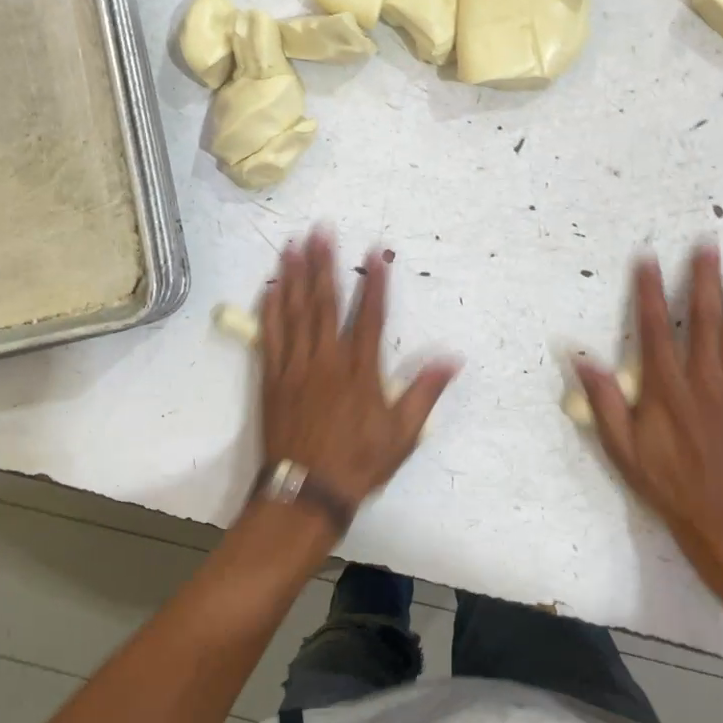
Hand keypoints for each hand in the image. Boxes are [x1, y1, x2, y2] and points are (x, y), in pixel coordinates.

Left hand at [258, 229, 459, 511]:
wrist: (306, 492)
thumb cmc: (359, 463)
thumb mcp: (402, 434)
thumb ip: (424, 392)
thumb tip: (452, 359)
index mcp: (359, 370)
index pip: (368, 315)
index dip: (373, 282)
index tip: (374, 252)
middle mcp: (326, 360)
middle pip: (324, 302)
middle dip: (324, 263)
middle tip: (321, 229)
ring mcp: (295, 367)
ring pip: (294, 312)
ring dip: (294, 276)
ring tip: (293, 245)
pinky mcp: (272, 378)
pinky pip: (269, 337)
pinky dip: (270, 310)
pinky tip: (270, 288)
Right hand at [575, 246, 722, 560]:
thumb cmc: (665, 481)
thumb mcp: (621, 448)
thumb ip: (604, 402)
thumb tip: (581, 359)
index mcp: (668, 391)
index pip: (656, 331)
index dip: (649, 292)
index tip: (646, 259)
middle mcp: (705, 382)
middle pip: (707, 322)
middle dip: (705, 280)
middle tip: (707, 245)